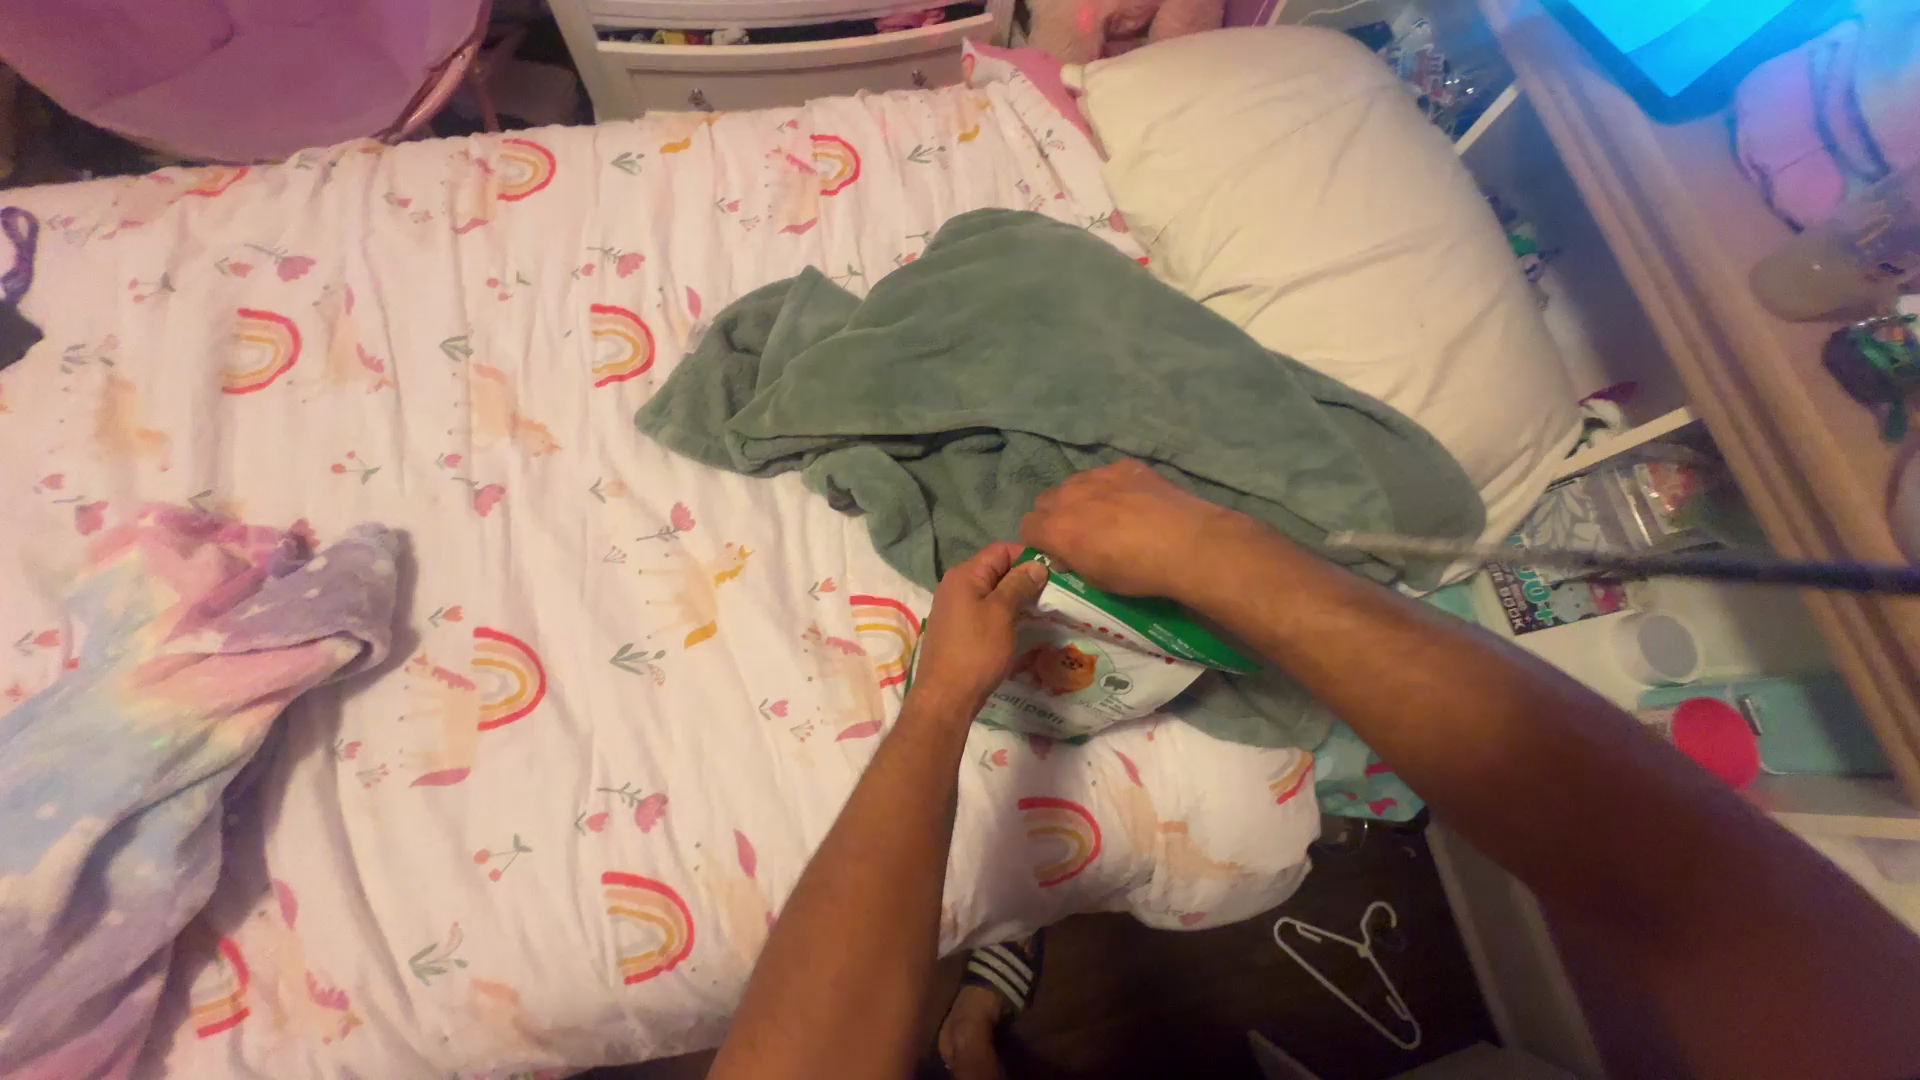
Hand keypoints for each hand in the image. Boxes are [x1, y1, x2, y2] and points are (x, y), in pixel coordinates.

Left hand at [909, 542, 1049, 717]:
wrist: (946, 696)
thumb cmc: (976, 650)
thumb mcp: (1002, 613)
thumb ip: (1018, 584)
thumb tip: (1036, 565)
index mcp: (964, 574)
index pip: (1000, 550)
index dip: (1027, 556)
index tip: (1053, 572)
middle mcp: (955, 585)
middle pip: (995, 570)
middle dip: (1024, 578)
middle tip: (1052, 593)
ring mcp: (954, 608)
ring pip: (991, 592)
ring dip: (1015, 598)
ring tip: (1042, 610)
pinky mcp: (957, 628)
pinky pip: (984, 611)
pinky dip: (1003, 614)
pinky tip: (1020, 626)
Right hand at [1020, 459, 1251, 599]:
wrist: (1185, 544)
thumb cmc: (1136, 572)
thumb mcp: (1095, 579)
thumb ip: (1072, 559)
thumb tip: (1067, 552)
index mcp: (1055, 527)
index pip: (1026, 526)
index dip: (1039, 540)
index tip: (1056, 551)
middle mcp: (1069, 496)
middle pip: (1045, 500)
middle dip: (1055, 515)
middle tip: (1079, 533)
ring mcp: (1098, 475)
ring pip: (1075, 483)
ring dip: (1082, 498)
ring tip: (1109, 514)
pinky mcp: (1125, 465)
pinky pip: (1107, 474)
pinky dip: (1113, 486)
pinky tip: (1135, 501)